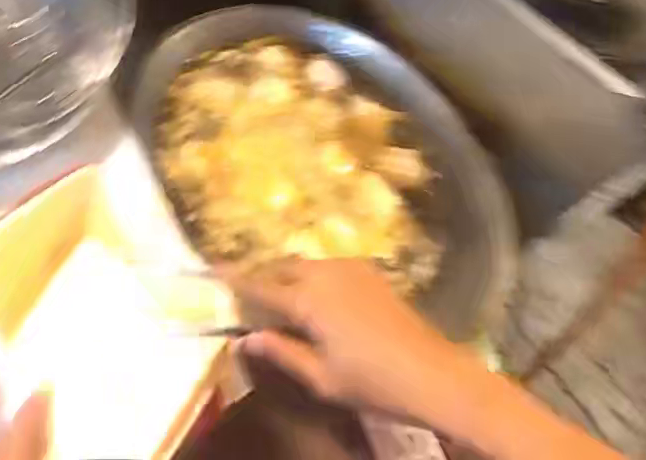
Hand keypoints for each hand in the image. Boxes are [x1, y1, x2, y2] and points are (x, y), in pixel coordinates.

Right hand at [225, 259, 485, 423]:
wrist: (434, 372)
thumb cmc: (373, 381)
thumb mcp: (323, 378)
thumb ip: (282, 353)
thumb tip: (247, 338)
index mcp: (306, 299)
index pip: (259, 286)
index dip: (233, 278)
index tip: (211, 267)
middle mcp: (320, 273)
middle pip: (280, 270)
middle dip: (263, 278)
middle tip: (249, 294)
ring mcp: (345, 267)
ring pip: (302, 265)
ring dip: (288, 277)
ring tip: (284, 298)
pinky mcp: (365, 269)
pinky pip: (325, 266)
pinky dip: (312, 276)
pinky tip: (320, 298)